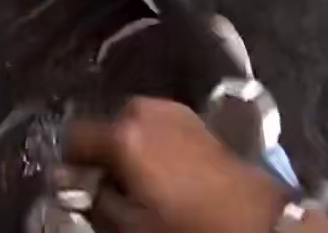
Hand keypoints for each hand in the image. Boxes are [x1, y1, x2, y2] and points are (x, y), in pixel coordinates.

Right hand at [66, 99, 292, 232]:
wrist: (256, 220)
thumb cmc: (189, 229)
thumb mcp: (134, 229)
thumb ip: (97, 202)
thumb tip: (72, 184)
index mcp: (122, 135)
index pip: (75, 137)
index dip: (71, 165)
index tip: (80, 190)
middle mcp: (139, 109)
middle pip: (104, 129)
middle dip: (104, 158)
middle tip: (117, 194)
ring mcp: (167, 108)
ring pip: (129, 125)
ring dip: (128, 149)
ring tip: (145, 186)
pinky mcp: (188, 114)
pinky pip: (154, 125)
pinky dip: (150, 144)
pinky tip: (168, 174)